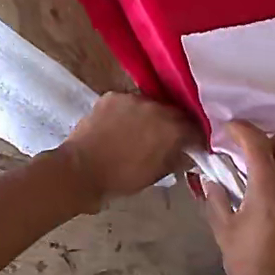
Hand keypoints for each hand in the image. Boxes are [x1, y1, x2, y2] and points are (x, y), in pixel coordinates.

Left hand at [55, 93, 196, 210]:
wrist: (80, 171)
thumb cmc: (122, 178)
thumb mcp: (158, 174)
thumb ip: (178, 159)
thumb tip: (189, 153)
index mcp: (172, 128)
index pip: (194, 128)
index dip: (195, 137)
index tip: (192, 145)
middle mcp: (157, 107)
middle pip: (174, 112)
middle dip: (174, 124)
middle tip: (168, 137)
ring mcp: (133, 99)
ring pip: (151, 104)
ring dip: (151, 115)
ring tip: (142, 129)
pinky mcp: (112, 96)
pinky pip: (128, 102)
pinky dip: (129, 112)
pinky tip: (122, 124)